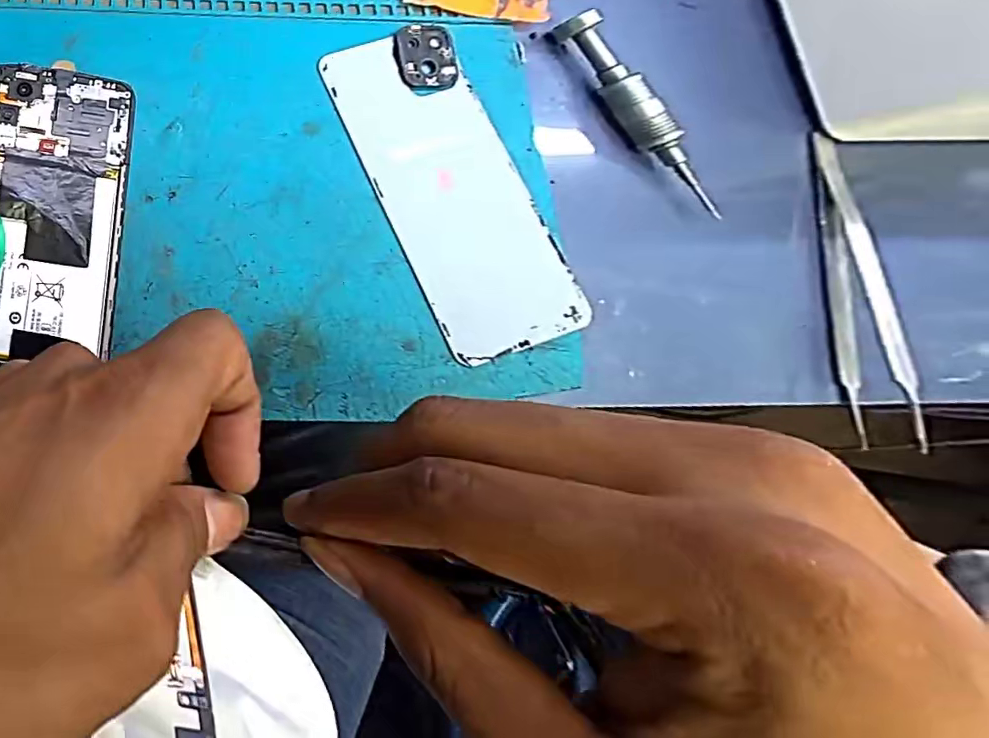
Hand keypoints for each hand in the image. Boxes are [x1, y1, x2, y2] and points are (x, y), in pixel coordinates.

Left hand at [0, 310, 260, 737]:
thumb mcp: (124, 626)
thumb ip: (183, 545)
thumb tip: (201, 505)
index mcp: (114, 412)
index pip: (212, 343)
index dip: (239, 404)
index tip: (220, 479)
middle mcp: (53, 380)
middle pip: (147, 390)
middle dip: (163, 465)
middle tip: (134, 555)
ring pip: (86, 414)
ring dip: (101, 478)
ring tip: (61, 566)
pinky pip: (28, 427)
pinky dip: (46, 475)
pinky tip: (5, 550)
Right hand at [284, 397, 988, 737]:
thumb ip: (445, 649)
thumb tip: (337, 550)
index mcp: (728, 577)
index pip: (466, 495)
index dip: (362, 503)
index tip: (303, 516)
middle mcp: (745, 477)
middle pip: (481, 428)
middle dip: (392, 469)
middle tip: (352, 522)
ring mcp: (762, 452)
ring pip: (521, 418)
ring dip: (450, 468)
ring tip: (425, 531)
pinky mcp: (763, 452)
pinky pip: (579, 435)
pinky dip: (515, 472)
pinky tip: (514, 529)